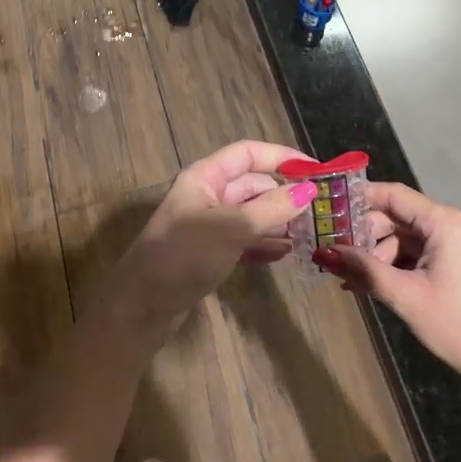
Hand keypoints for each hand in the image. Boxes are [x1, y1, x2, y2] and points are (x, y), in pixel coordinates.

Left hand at [101, 140, 318, 327]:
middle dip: (284, 193)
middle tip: (319, 208)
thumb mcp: (230, 229)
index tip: (315, 170)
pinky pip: (244, 240)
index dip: (281, 157)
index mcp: (205, 177)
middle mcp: (207, 195)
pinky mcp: (209, 254)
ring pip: (251, 214)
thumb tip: (309, 190)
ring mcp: (207, 226)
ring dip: (278, 220)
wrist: (141, 307)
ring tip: (310, 232)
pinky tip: (286, 253)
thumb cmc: (183, 256)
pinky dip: (264, 244)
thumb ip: (271, 209)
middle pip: (252, 184)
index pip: (249, 154)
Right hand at [314, 183, 460, 382]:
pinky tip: (375, 284)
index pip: (393, 194)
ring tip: (351, 279)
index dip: (359, 198)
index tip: (328, 208)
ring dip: (380, 255)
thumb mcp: (406, 297)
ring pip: (408, 238)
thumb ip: (364, 270)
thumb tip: (326, 253)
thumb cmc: (458, 325)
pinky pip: (422, 253)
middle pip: (399, 217)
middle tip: (333, 252)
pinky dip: (399, 266)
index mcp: (443, 221)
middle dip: (366, 235)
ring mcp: (460, 242)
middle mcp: (452, 223)